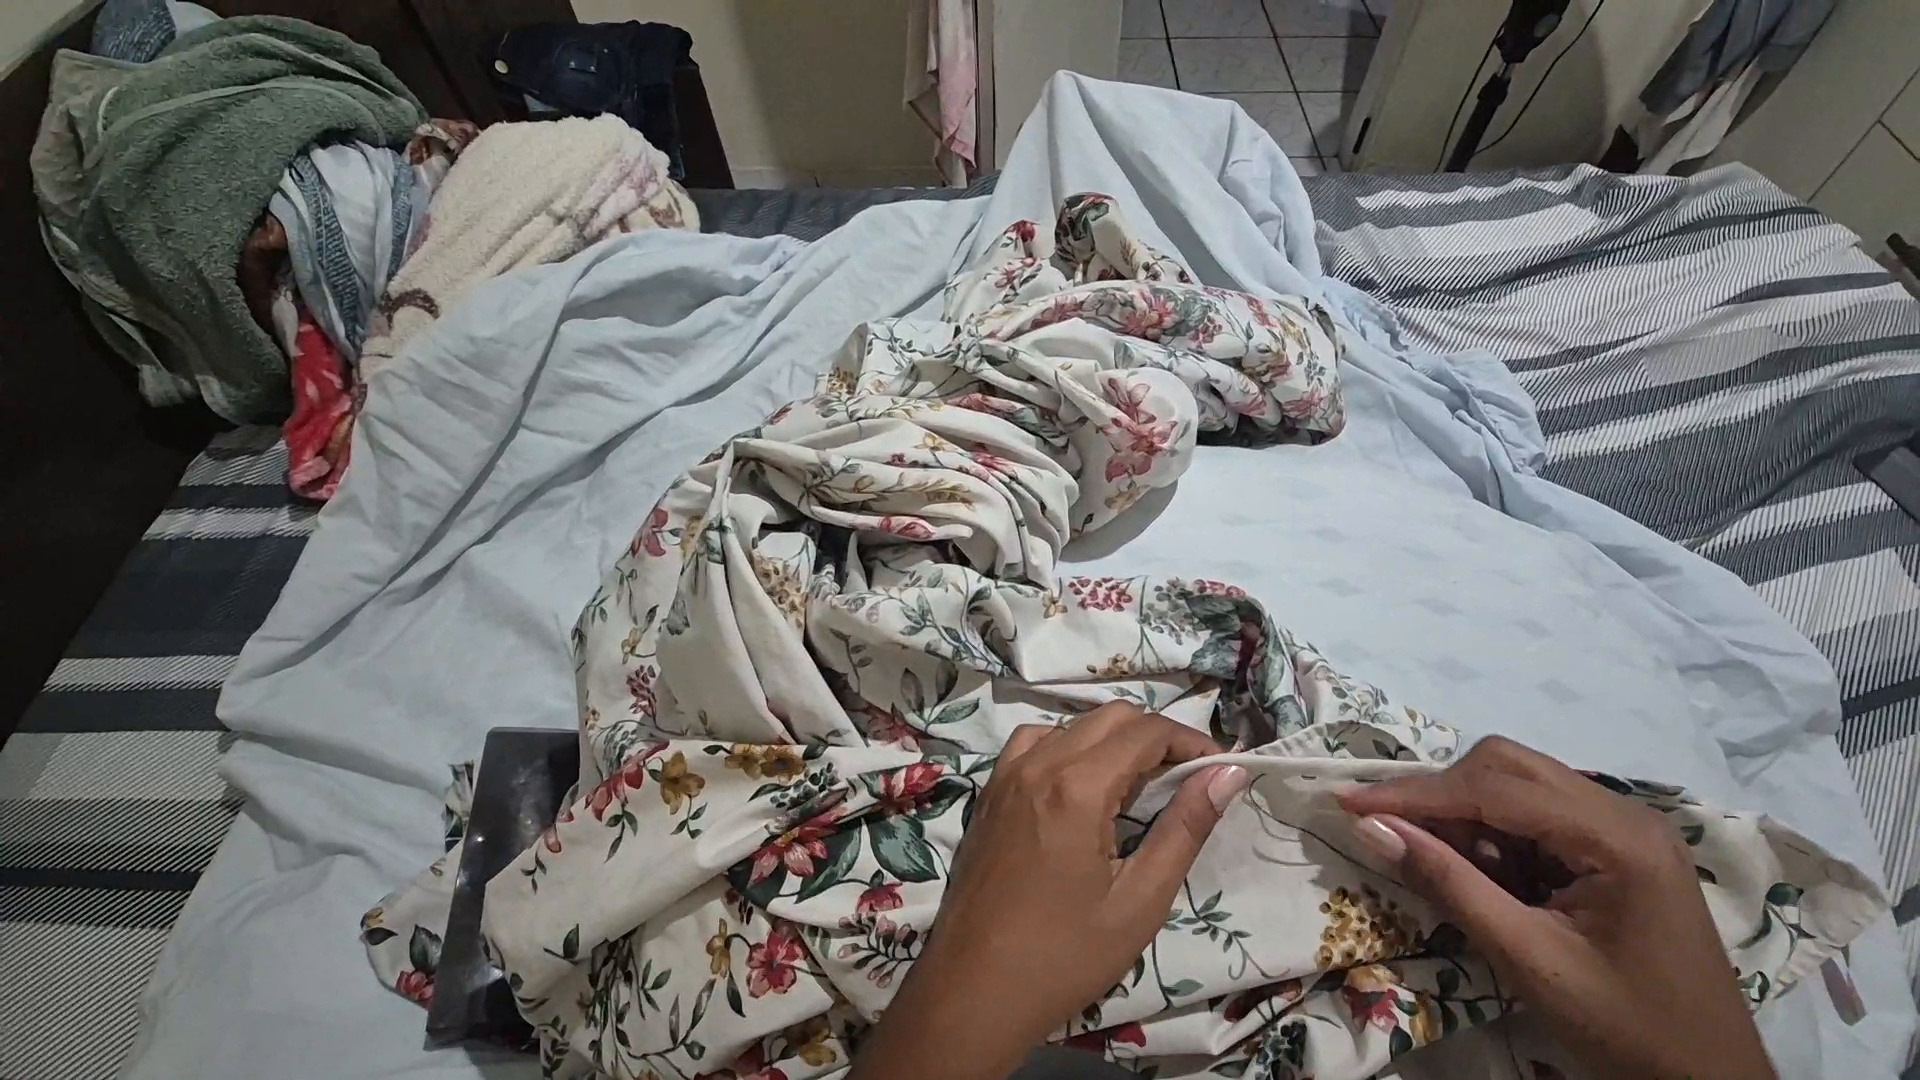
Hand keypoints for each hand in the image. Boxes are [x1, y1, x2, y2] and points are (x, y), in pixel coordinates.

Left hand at [850, 703, 1249, 1079]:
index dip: (1192, 741)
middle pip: (1111, 716)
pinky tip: (1079, 786)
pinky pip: (1034, 741)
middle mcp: (1038, 762)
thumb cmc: (1065, 954)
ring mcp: (1007, 772)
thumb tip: (1227, 773)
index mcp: (1077, 785)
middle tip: (1185, 781)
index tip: (1221, 769)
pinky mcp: (990, 790)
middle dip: (1157, 737)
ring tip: (1137, 786)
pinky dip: (1068, 745)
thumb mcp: (1141, 899)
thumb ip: (1184, 827)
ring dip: (1112, 738)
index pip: (1147, 731)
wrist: (975, 987)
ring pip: (1072, 723)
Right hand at [1340, 736, 1776, 1079]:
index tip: (1348, 802)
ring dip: (1462, 812)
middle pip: (1504, 765)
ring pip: (1513, 782)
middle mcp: (1622, 813)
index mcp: (1616, 837)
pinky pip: (1530, 812)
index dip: (1414, 793)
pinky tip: (1479, 869)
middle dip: (1439, 793)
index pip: (1492, 788)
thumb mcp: (1526, 958)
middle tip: (1389, 828)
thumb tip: (1370, 826)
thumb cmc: (1625, 1029)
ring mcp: (1620, 828)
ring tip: (1433, 856)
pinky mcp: (1610, 847)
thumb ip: (1447, 883)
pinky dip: (1489, 831)